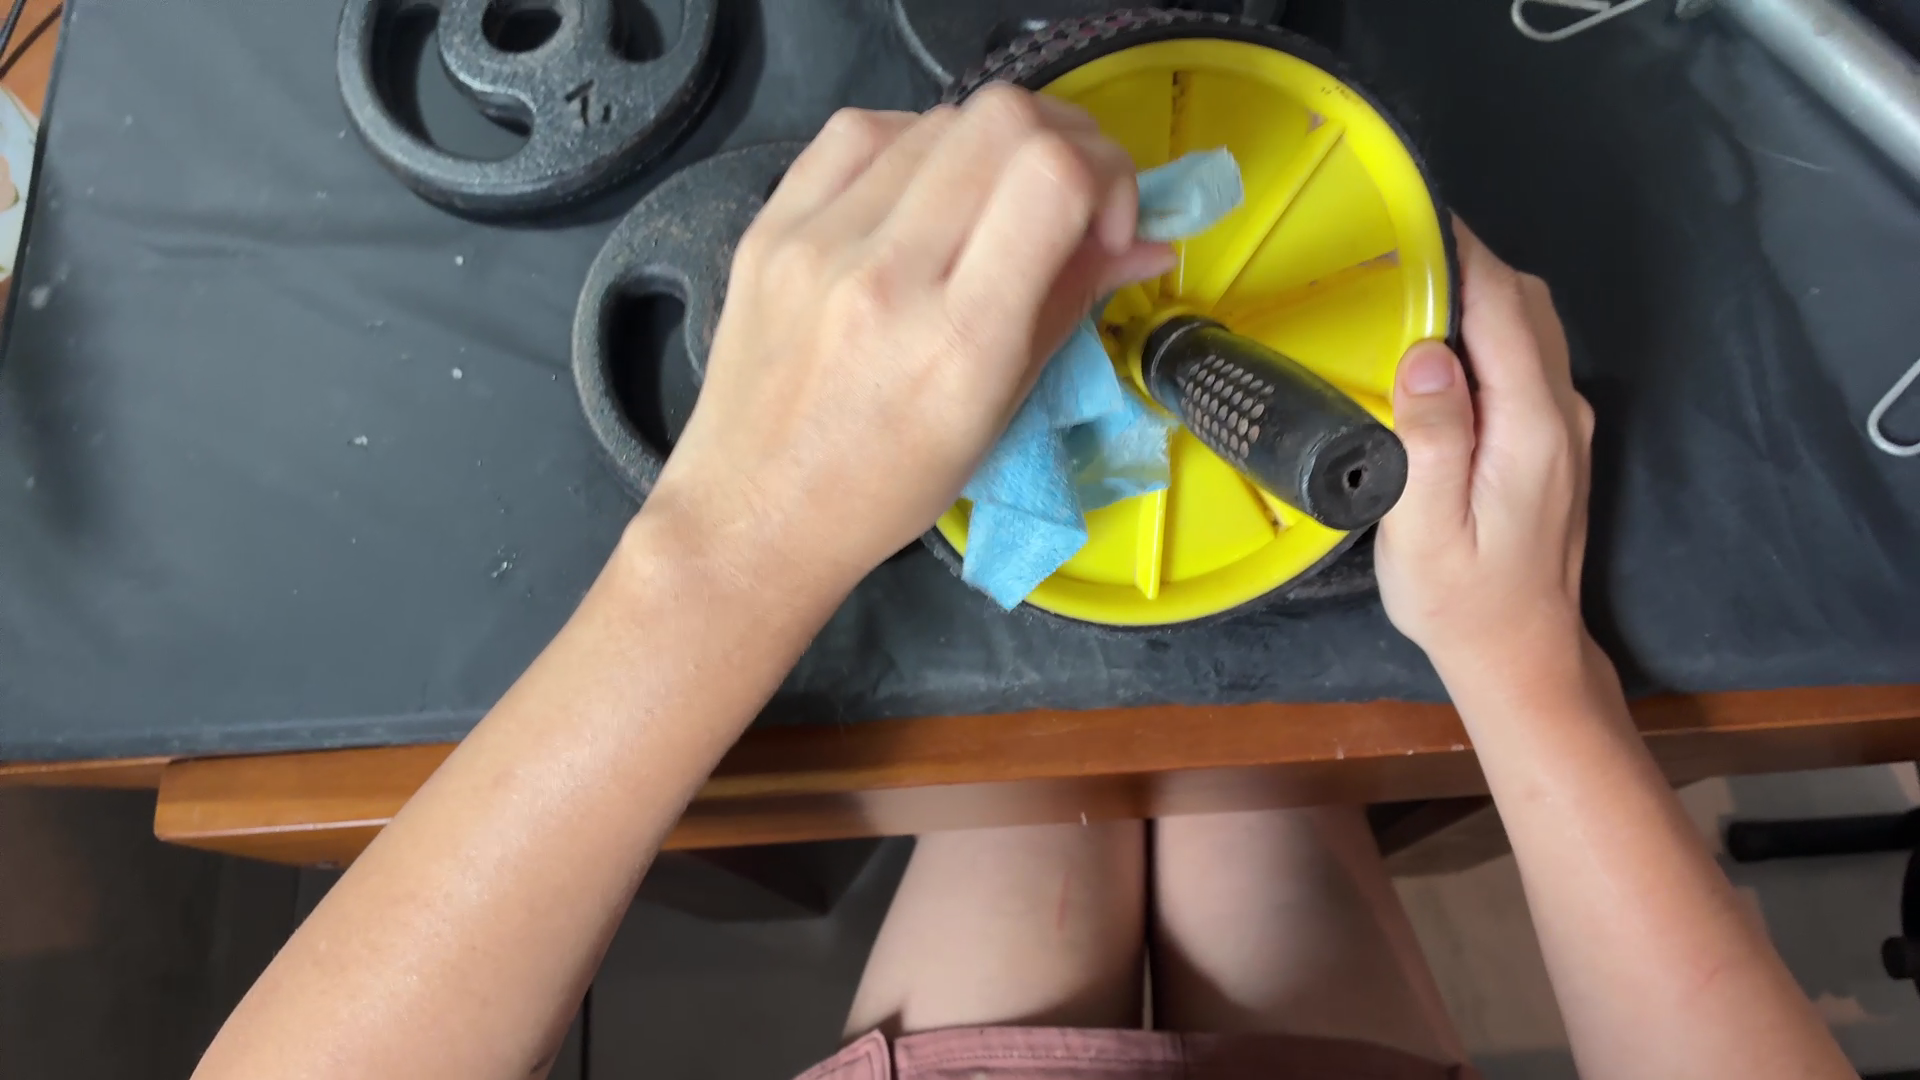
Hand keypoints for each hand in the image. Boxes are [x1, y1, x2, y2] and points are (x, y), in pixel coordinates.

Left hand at [639, 89, 1173, 595]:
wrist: (757, 513)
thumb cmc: (886, 492)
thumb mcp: (993, 418)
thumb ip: (1069, 309)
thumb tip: (1142, 243)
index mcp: (957, 340)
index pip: (1053, 177)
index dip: (1107, 176)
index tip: (1102, 228)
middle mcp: (885, 273)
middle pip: (1004, 120)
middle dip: (1065, 144)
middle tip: (1065, 202)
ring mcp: (815, 241)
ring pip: (937, 119)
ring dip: (992, 150)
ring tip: (988, 211)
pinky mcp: (768, 227)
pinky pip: (860, 132)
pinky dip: (916, 145)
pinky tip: (922, 192)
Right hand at [1376, 221, 1594, 680]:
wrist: (1516, 649)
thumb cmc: (1456, 595)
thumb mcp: (1425, 527)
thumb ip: (1432, 439)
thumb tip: (1427, 353)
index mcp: (1529, 427)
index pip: (1506, 311)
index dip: (1466, 257)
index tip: (1415, 221)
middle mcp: (1560, 413)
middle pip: (1528, 307)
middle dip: (1472, 265)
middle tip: (1397, 252)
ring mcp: (1563, 426)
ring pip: (1530, 329)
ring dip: (1479, 294)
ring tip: (1410, 287)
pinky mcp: (1550, 441)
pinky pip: (1523, 361)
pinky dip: (1485, 332)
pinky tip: (1437, 346)